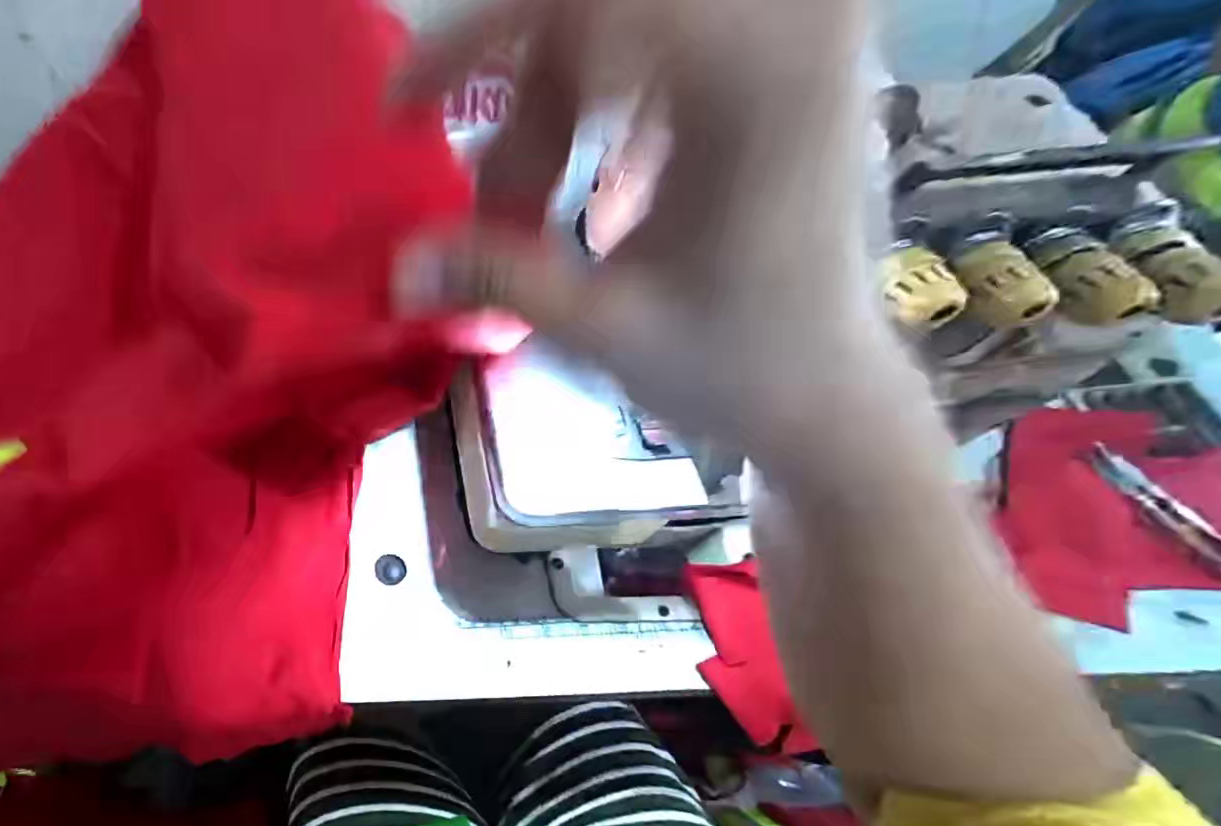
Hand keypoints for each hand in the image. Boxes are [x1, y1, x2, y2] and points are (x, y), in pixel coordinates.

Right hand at [395, 0, 924, 471]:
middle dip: (521, 108)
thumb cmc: (728, 367)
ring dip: (552, 117)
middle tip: (500, 206)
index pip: (581, 1)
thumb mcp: (600, 327)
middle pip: (594, 16)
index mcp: (756, 76)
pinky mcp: (775, 68)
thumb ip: (494, 279)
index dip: (476, 39)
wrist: (821, 392)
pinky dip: (592, 115)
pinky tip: (592, 189)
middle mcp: (788, 23)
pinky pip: (650, 56)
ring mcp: (788, 38)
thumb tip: (399, 266)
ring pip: (617, 33)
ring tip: (539, 213)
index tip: (405, 106)